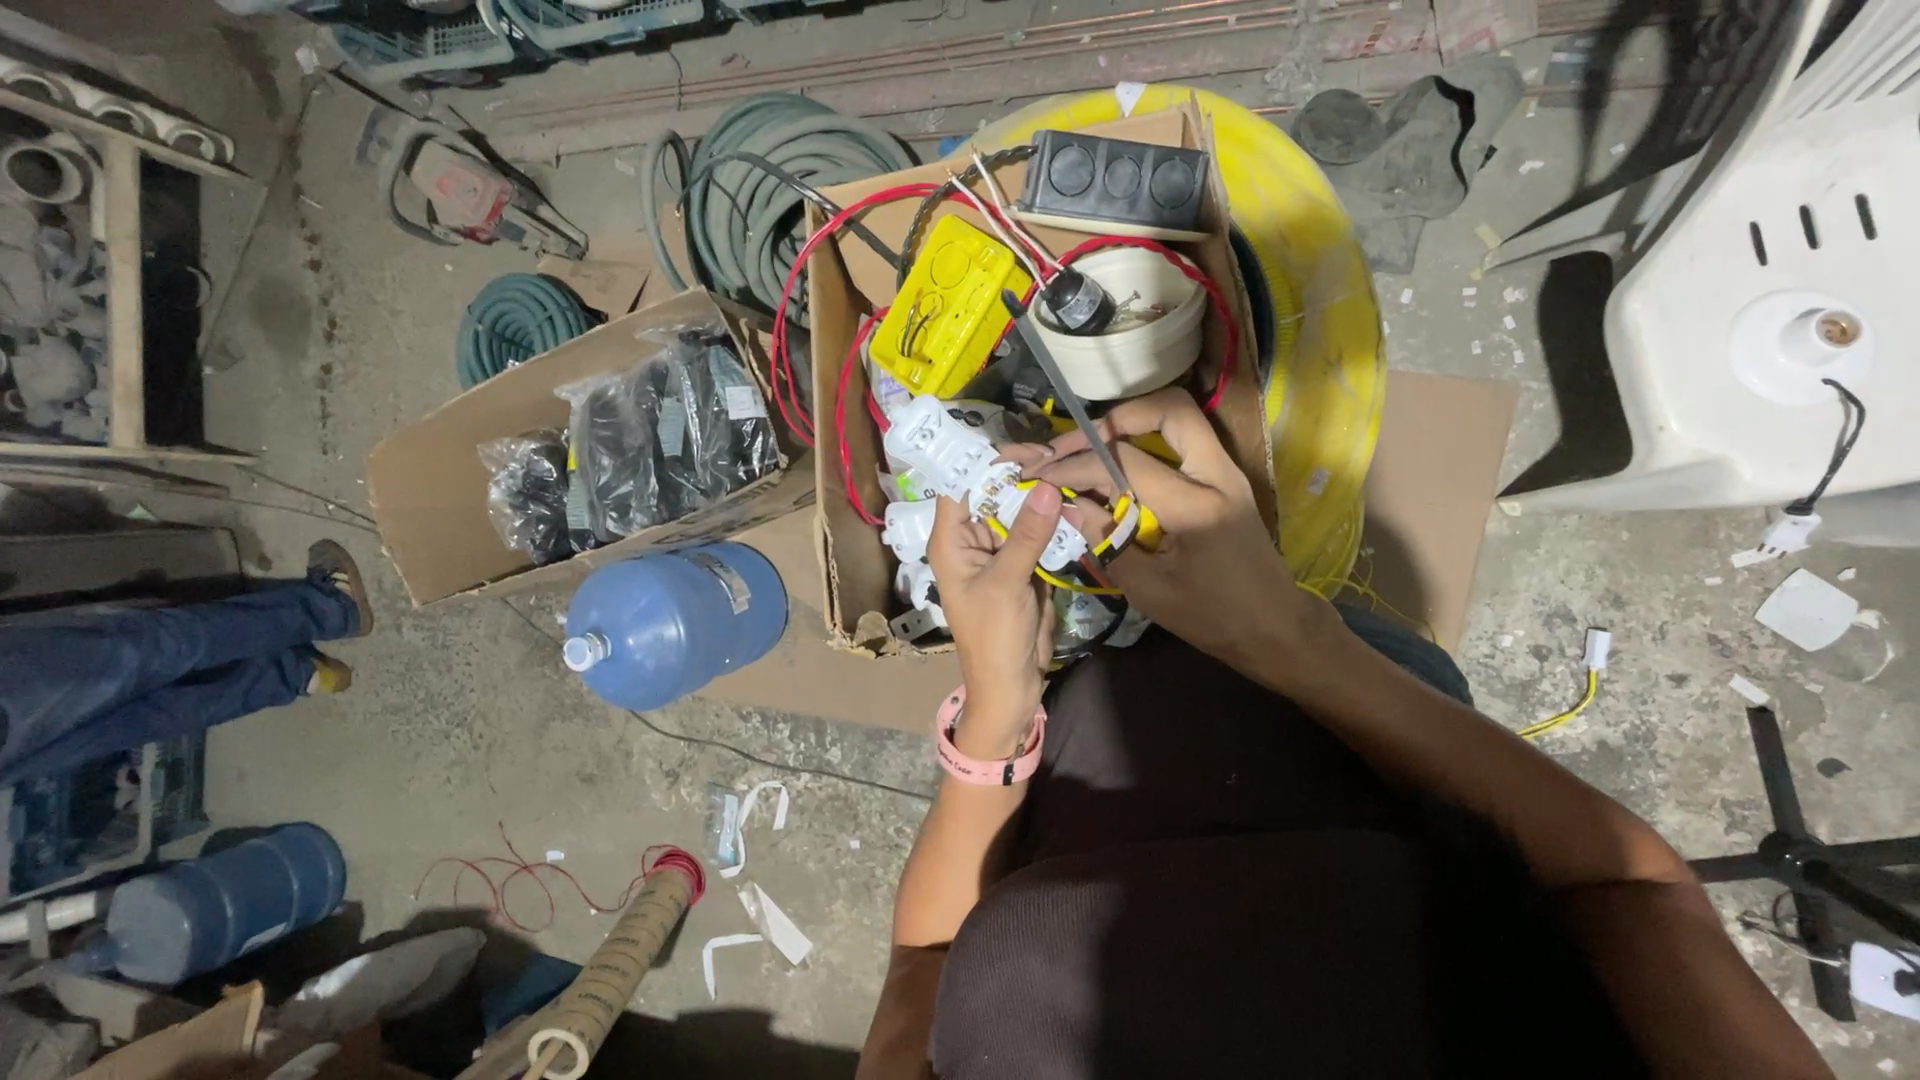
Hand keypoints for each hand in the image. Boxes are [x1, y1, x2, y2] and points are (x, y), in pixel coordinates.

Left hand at [927, 482, 1060, 756]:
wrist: (1010, 684)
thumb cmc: (994, 637)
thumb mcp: (1007, 584)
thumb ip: (1026, 535)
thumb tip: (1048, 487)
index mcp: (952, 539)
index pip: (962, 483)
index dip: (989, 461)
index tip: (1029, 452)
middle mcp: (972, 538)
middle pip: (994, 490)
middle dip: (1025, 474)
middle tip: (1061, 462)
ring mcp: (999, 549)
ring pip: (1019, 508)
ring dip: (1044, 496)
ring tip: (1075, 481)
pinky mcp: (1024, 562)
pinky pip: (1038, 531)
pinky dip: (1056, 520)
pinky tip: (1078, 508)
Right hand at [1032, 388, 1315, 670]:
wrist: (1274, 626)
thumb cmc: (1211, 617)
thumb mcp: (1149, 589)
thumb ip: (1107, 540)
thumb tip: (1068, 504)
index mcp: (1194, 506)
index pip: (1125, 462)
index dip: (1077, 464)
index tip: (1044, 474)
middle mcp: (1216, 475)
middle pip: (1169, 409)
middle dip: (1116, 418)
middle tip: (1078, 443)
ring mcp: (1227, 472)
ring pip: (1181, 417)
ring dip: (1134, 424)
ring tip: (1093, 448)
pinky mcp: (1226, 479)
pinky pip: (1185, 440)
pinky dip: (1149, 441)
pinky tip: (1121, 467)